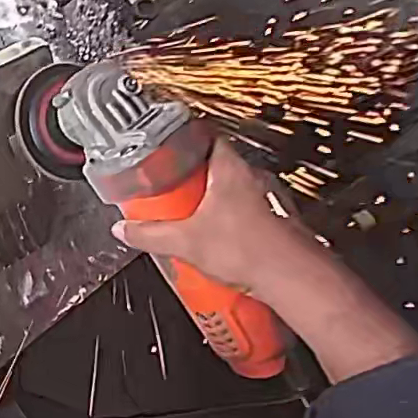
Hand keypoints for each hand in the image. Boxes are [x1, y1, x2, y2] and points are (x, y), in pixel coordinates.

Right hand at [111, 138, 417, 382]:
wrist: (292, 277)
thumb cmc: (250, 250)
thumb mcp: (183, 242)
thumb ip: (149, 234)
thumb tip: (125, 229)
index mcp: (231, 171)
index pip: (207, 139)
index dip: (185, 143)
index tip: (168, 152)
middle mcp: (254, 179)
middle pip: (216, 168)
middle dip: (190, 182)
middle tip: (170, 196)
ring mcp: (269, 199)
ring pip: (232, 192)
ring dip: (210, 204)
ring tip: (189, 224)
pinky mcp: (277, 222)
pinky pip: (246, 214)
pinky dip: (228, 224)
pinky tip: (215, 244)